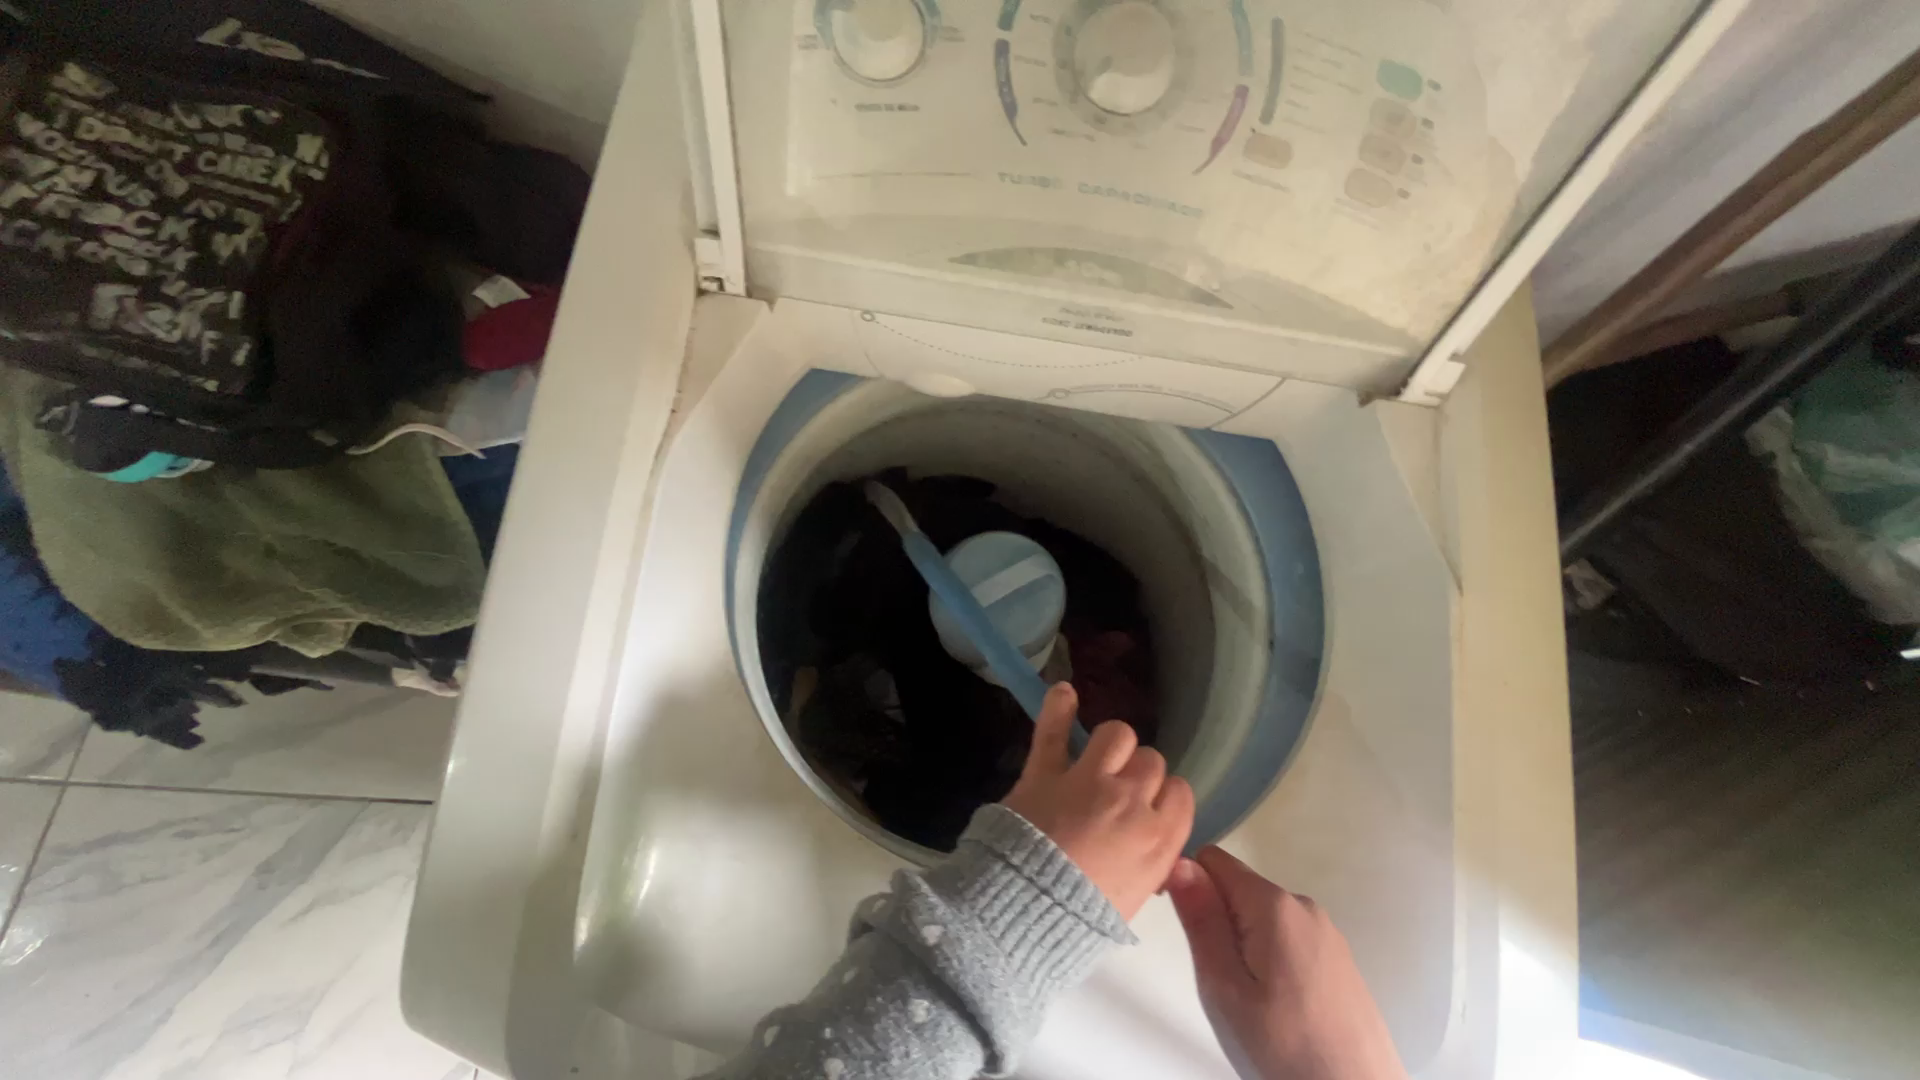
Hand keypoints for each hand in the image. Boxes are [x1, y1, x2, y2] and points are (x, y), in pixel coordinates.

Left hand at [1001, 682, 1193, 919]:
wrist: (1025, 914)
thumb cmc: (1079, 921)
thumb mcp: (1131, 904)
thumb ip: (1151, 868)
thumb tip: (1159, 853)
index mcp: (1159, 838)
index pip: (1179, 792)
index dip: (1162, 796)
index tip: (1147, 807)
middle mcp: (1131, 800)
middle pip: (1150, 762)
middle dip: (1137, 773)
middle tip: (1115, 794)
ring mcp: (1087, 781)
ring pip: (1117, 734)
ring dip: (1112, 744)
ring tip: (1098, 757)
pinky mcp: (1045, 772)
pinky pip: (1054, 729)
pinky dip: (1058, 707)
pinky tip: (1064, 692)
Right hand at [1166, 847, 1406, 1079]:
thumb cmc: (1285, 1046)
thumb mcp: (1225, 987)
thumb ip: (1202, 920)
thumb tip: (1180, 862)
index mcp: (1273, 904)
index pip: (1211, 860)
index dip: (1188, 884)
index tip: (1188, 933)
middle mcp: (1302, 904)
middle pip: (1237, 888)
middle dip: (1218, 922)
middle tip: (1223, 982)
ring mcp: (1326, 931)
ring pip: (1260, 916)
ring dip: (1244, 944)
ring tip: (1252, 1000)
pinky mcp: (1339, 957)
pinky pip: (1287, 937)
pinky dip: (1271, 958)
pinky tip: (1281, 1006)